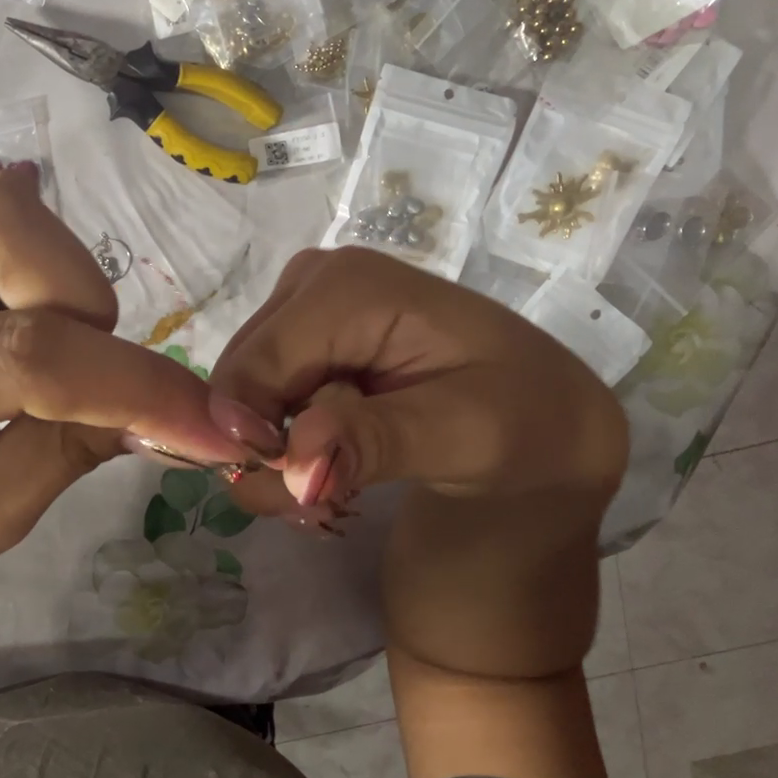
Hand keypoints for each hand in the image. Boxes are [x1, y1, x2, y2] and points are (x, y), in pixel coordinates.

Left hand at [0, 166, 243, 604]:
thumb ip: (71, 452)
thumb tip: (178, 408)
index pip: (19, 355)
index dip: (130, 382)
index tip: (209, 423)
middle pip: (0, 230)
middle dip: (80, 303)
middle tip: (86, 376)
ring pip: (3, 211)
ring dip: (64, 282)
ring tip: (55, 359)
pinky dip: (45, 271)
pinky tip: (29, 329)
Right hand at [207, 247, 628, 529]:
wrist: (540, 425)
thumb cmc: (520, 424)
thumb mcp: (465, 438)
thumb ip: (374, 442)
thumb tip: (292, 463)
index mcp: (349, 286)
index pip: (253, 367)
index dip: (256, 435)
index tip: (300, 488)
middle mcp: (310, 284)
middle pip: (237, 382)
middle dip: (268, 448)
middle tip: (326, 493)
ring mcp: (299, 310)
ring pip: (237, 397)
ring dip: (273, 455)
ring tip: (335, 482)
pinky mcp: (297, 339)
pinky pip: (251, 400)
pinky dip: (278, 445)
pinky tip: (324, 460)